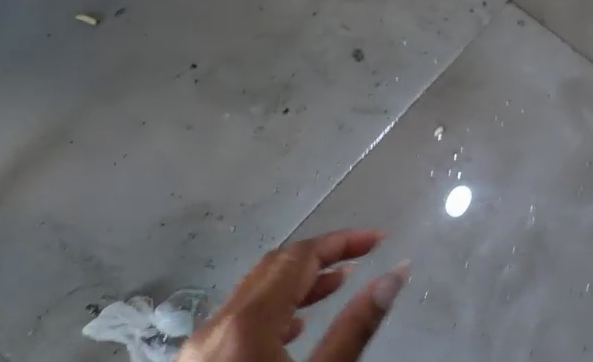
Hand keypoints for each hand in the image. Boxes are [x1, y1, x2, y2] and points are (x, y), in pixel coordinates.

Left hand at [177, 230, 408, 361]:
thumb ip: (358, 326)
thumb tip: (396, 274)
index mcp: (246, 324)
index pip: (299, 257)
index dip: (342, 241)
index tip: (380, 241)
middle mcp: (213, 329)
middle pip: (272, 269)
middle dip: (322, 257)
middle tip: (364, 256)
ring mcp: (196, 353)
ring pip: (252, 295)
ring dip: (298, 283)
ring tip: (339, 284)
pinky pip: (236, 322)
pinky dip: (274, 309)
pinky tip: (296, 326)